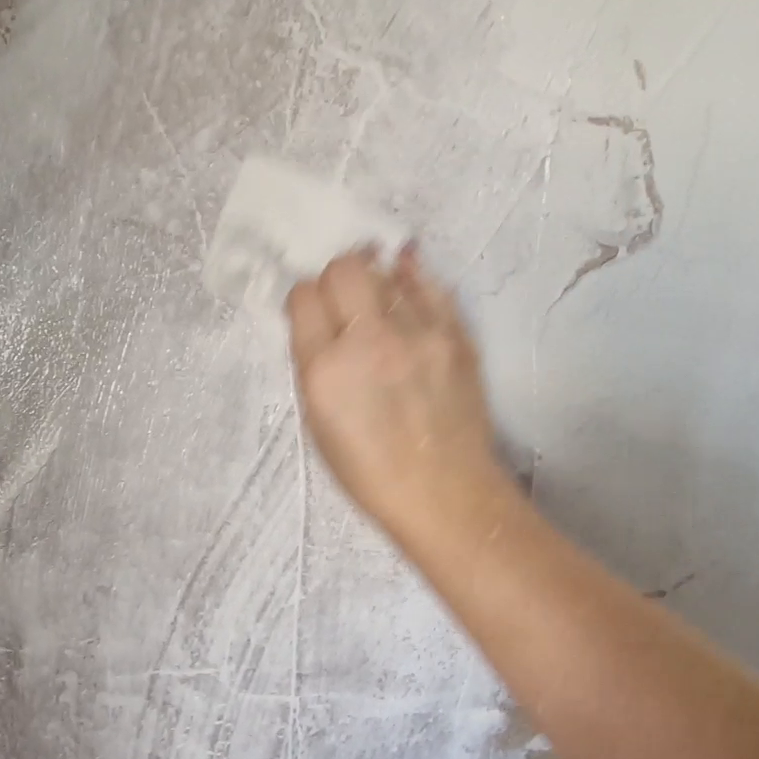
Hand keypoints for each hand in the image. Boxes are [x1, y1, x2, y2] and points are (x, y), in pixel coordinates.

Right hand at [286, 247, 508, 537]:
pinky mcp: (455, 334)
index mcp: (324, 370)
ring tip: (373, 294)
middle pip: (344, 268)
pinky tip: (405, 282)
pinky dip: (412, 280)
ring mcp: (418, 333)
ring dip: (374, 277)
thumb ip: (314, 368)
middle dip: (335, 277)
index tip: (309, 312)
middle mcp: (368, 341)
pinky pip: (429, 285)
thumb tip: (317, 327)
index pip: (303, 297)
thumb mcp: (317, 423)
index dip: (303, 299)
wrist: (442, 491)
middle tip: (340, 297)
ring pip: (387, 269)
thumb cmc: (367, 471)